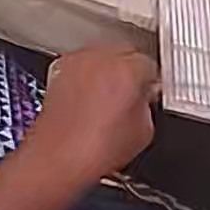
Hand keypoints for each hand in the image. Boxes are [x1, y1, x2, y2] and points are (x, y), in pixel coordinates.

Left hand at [30, 44, 161, 176]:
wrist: (58, 156)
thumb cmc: (95, 148)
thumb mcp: (143, 130)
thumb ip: (147, 103)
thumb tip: (144, 97)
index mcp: (127, 69)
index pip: (149, 63)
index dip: (152, 80)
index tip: (151, 91)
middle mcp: (99, 59)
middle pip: (124, 52)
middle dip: (130, 70)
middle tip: (133, 92)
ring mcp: (76, 63)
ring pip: (100, 55)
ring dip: (107, 69)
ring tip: (110, 95)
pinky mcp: (58, 70)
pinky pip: (80, 64)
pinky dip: (87, 74)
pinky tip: (91, 96)